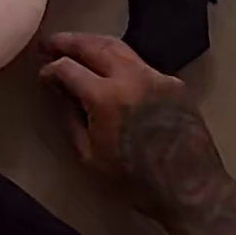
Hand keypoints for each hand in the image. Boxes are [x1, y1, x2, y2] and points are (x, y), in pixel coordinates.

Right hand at [37, 32, 228, 216]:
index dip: (49, 69)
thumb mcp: (89, 156)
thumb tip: (56, 89)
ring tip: (75, 45)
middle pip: (92, 45)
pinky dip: (118, 60)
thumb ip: (68, 117)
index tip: (42, 76)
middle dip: (66, 42)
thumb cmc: (134, 181)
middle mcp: (131, 77)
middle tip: (48, 42)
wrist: (193, 192)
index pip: (67, 68)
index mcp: (106, 97)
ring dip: (92, 43)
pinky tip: (110, 70)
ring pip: (117, 46)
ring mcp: (156, 77)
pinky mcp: (174, 83)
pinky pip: (139, 64)